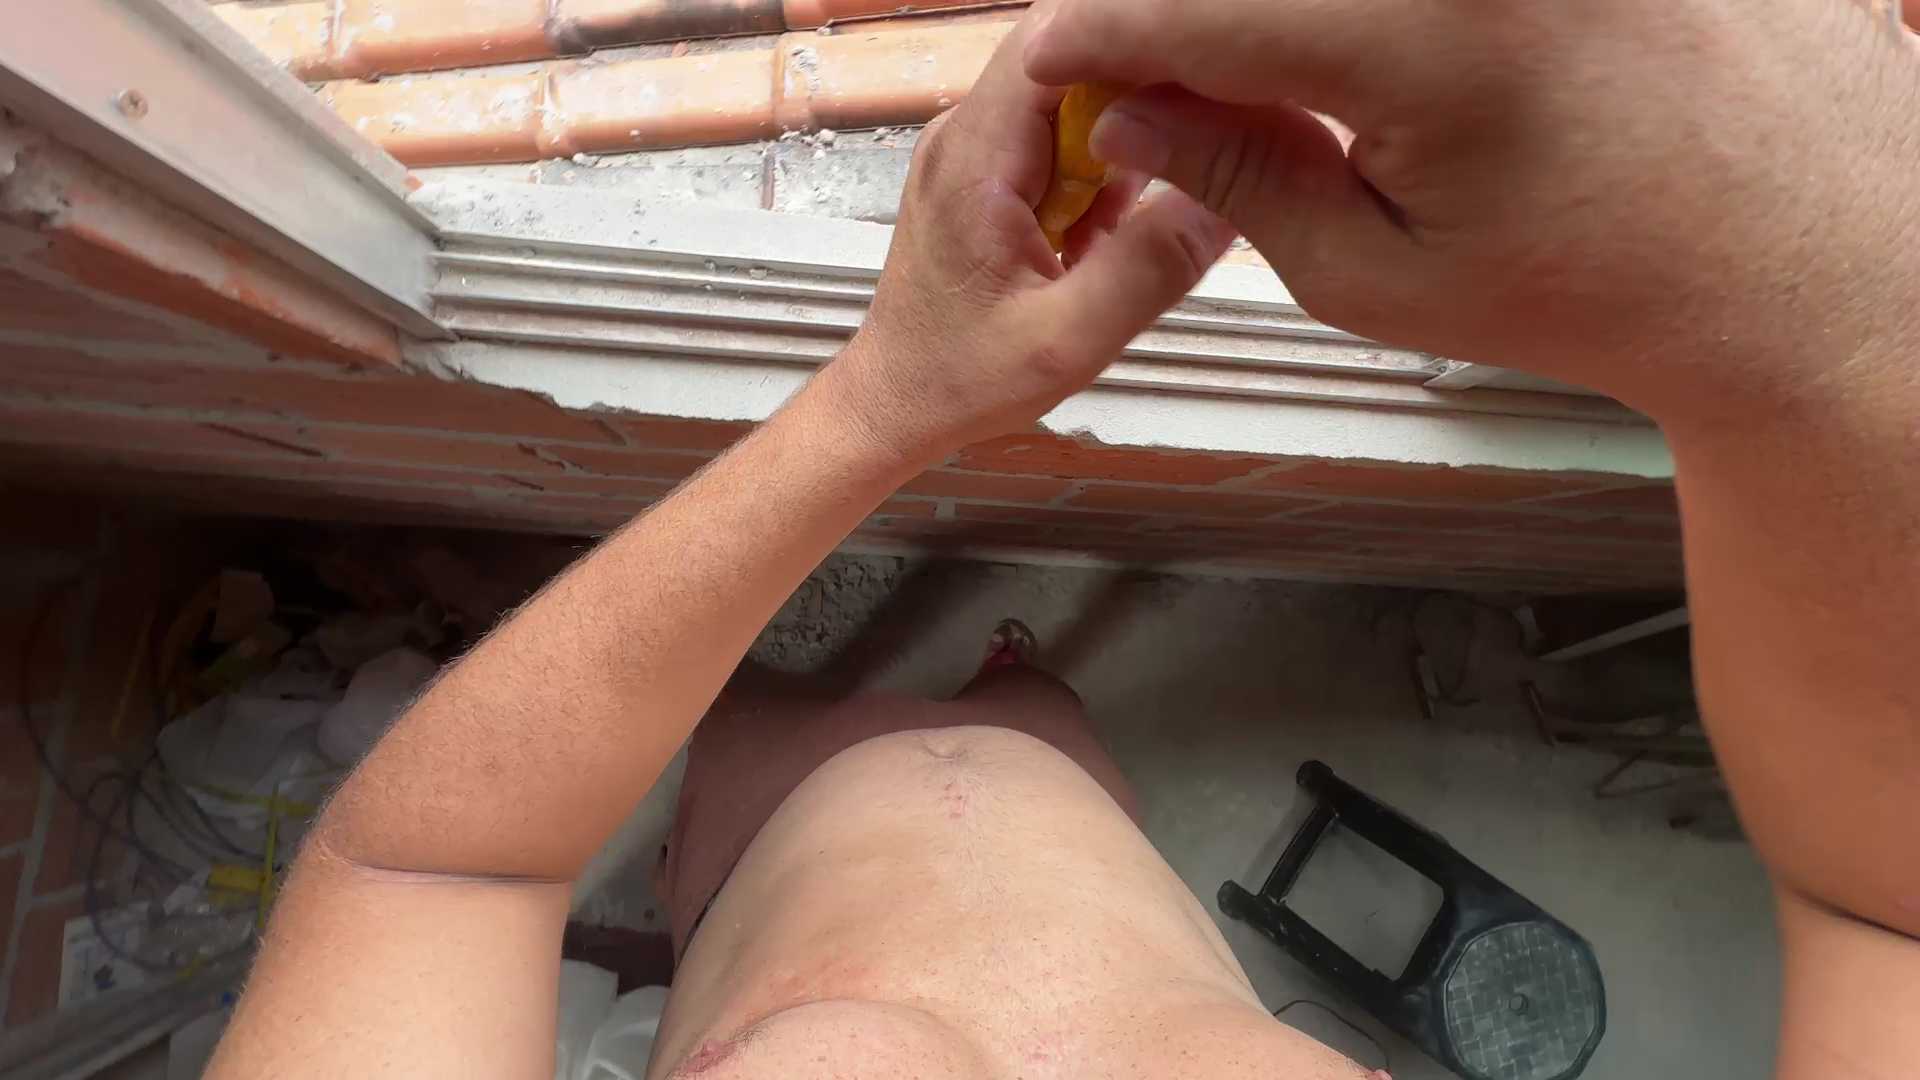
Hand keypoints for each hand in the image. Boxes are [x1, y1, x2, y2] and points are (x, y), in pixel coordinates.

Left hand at [822, 10, 1236, 464]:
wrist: (898, 403)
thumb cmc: (956, 380)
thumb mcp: (1066, 340)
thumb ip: (1148, 267)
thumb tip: (1225, 198)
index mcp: (977, 157)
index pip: (1069, 31)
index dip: (1144, 47)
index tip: (1199, 98)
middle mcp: (967, 139)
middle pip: (1079, 62)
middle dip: (1141, 112)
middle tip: (1168, 187)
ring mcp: (974, 158)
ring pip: (1074, 108)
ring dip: (1118, 159)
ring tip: (1110, 238)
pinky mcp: (984, 186)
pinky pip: (1057, 153)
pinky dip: (1091, 190)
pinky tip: (1088, 248)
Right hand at [1024, 0, 1919, 422]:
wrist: (1782, 251)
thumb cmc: (1569, 287)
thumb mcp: (1366, 269)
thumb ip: (1239, 173)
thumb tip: (1130, 118)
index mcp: (1434, 38)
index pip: (1215, 13)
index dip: (1112, 28)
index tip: (1046, 44)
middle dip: (1168, 7)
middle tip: (1123, 70)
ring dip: (1247, 11)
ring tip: (1203, 71)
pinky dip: (1320, 10)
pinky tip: (1290, 51)